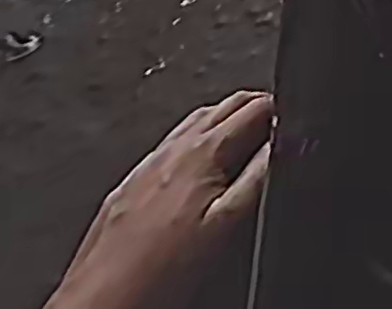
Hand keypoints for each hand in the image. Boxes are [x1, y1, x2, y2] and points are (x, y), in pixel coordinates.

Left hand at [45, 91, 273, 308]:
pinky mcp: (129, 186)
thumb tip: (285, 140)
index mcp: (204, 150)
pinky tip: (199, 166)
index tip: (293, 122)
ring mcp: (148, 165)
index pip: (257, 106)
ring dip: (228, 119)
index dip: (282, 109)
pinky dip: (196, 140)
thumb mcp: (229, 222)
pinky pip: (171, 144)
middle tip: (277, 125)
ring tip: (246, 140)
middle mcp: (174, 148)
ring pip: (199, 120)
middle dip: (259, 106)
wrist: (98, 308)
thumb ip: (261, 173)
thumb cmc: (161, 273)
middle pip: (229, 104)